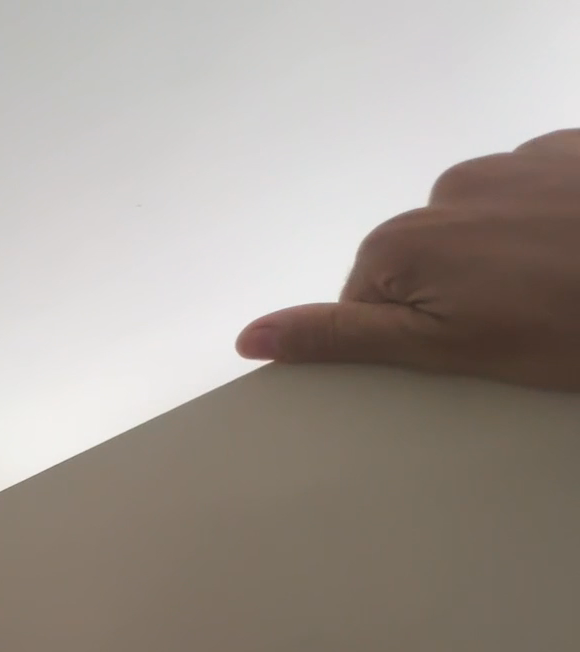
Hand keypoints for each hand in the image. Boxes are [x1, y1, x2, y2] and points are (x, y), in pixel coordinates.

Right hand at [236, 129, 579, 391]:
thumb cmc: (576, 326)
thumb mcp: (442, 351)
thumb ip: (337, 337)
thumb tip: (247, 336)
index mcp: (404, 241)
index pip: (368, 296)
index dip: (412, 327)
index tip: (473, 338)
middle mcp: (452, 187)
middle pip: (425, 252)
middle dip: (461, 283)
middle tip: (528, 313)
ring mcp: (529, 157)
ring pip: (484, 218)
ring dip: (512, 247)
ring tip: (569, 276)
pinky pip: (545, 182)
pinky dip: (559, 213)